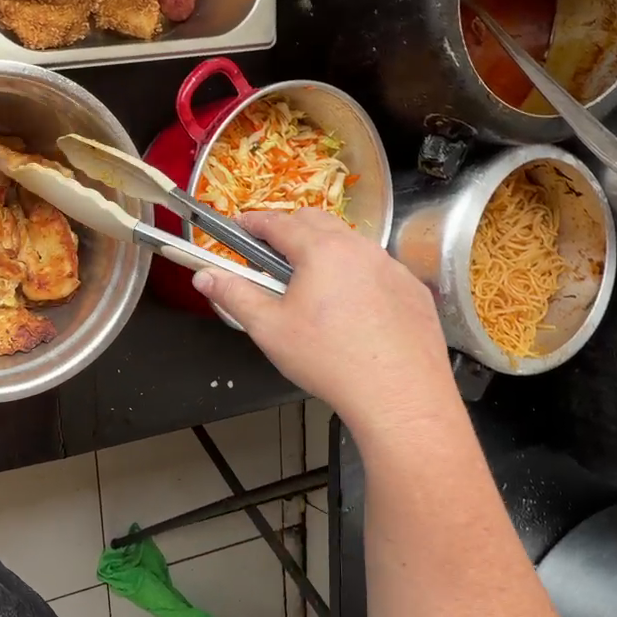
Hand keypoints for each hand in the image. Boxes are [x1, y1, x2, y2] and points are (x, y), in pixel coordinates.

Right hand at [193, 209, 459, 437]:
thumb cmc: (328, 359)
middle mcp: (360, 249)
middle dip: (288, 228)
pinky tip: (349, 308)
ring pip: (350, 243)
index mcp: (321, 251)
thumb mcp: (269, 328)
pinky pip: (377, 268)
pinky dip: (355, 273)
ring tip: (307, 282)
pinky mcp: (413, 290)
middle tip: (267, 251)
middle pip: (317, 221)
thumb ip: (233, 295)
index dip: (253, 222)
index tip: (238, 226)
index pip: (279, 223)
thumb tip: (203, 276)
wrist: (399, 395)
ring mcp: (392, 268)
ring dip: (323, 249)